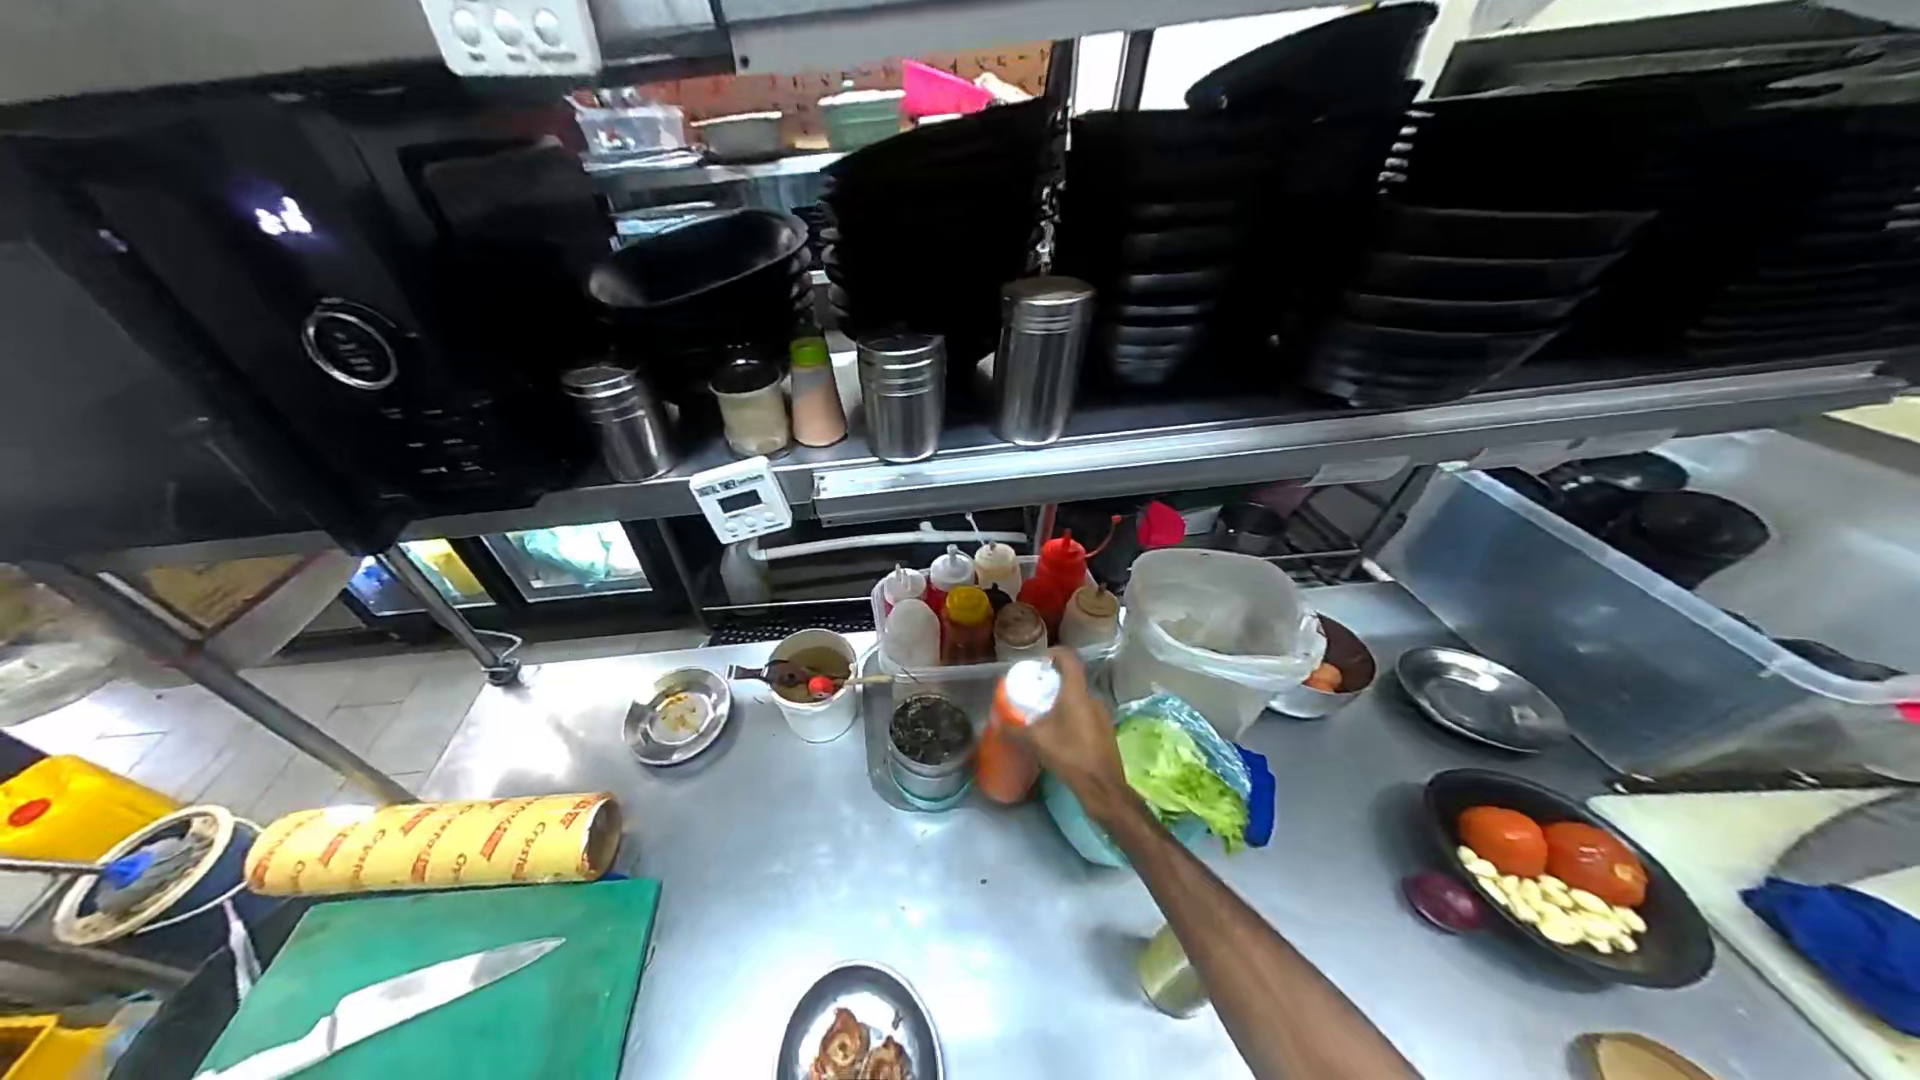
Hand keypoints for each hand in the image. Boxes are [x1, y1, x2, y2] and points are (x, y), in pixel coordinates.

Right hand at [1015, 649, 1136, 825]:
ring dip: (1063, 701)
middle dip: (1053, 681)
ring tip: (1044, 714)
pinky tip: (1060, 734)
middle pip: (1073, 679)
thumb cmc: (1069, 755)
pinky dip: (1072, 716)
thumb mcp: (1036, 741)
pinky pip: (1085, 713)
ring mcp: (1102, 714)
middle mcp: (1092, 698)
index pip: (1069, 658)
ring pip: (1079, 698)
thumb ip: (1014, 728)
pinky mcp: (1105, 730)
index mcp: (1076, 693)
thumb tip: (996, 721)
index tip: (1039, 662)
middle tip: (1035, 692)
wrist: (1102, 786)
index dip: (1054, 653)